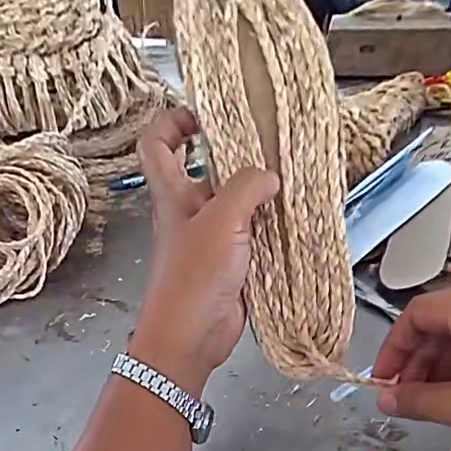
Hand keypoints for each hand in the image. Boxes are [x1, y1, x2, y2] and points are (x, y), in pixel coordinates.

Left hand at [131, 108, 279, 394]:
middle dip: (234, 156)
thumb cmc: (193, 279)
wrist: (192, 337)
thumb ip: (245, 189)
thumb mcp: (220, 222)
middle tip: (267, 146)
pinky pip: (252, 239)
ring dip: (259, 196)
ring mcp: (211, 242)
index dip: (173, 122)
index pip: (157, 144)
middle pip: (206, 172)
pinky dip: (270, 230)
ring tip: (290, 181)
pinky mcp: (232, 267)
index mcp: (173, 196)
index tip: (202, 113)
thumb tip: (269, 175)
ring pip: (235, 207)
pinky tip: (293, 223)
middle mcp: (190, 215)